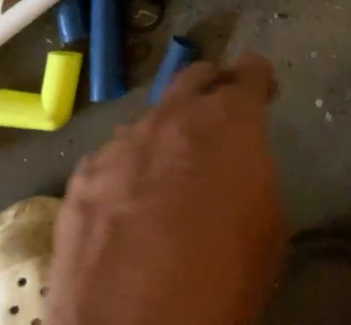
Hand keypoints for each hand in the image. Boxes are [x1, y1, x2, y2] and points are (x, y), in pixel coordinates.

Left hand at [51, 54, 286, 324]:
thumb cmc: (222, 279)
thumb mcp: (269, 223)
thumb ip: (254, 172)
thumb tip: (238, 164)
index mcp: (229, 120)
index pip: (249, 71)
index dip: (259, 78)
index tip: (263, 91)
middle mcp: (174, 117)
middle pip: (194, 77)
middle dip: (211, 88)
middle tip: (220, 117)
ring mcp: (121, 144)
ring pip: (150, 120)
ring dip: (166, 135)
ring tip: (169, 174)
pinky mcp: (81, 179)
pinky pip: (112, 159)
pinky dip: (127, 171)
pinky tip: (128, 207)